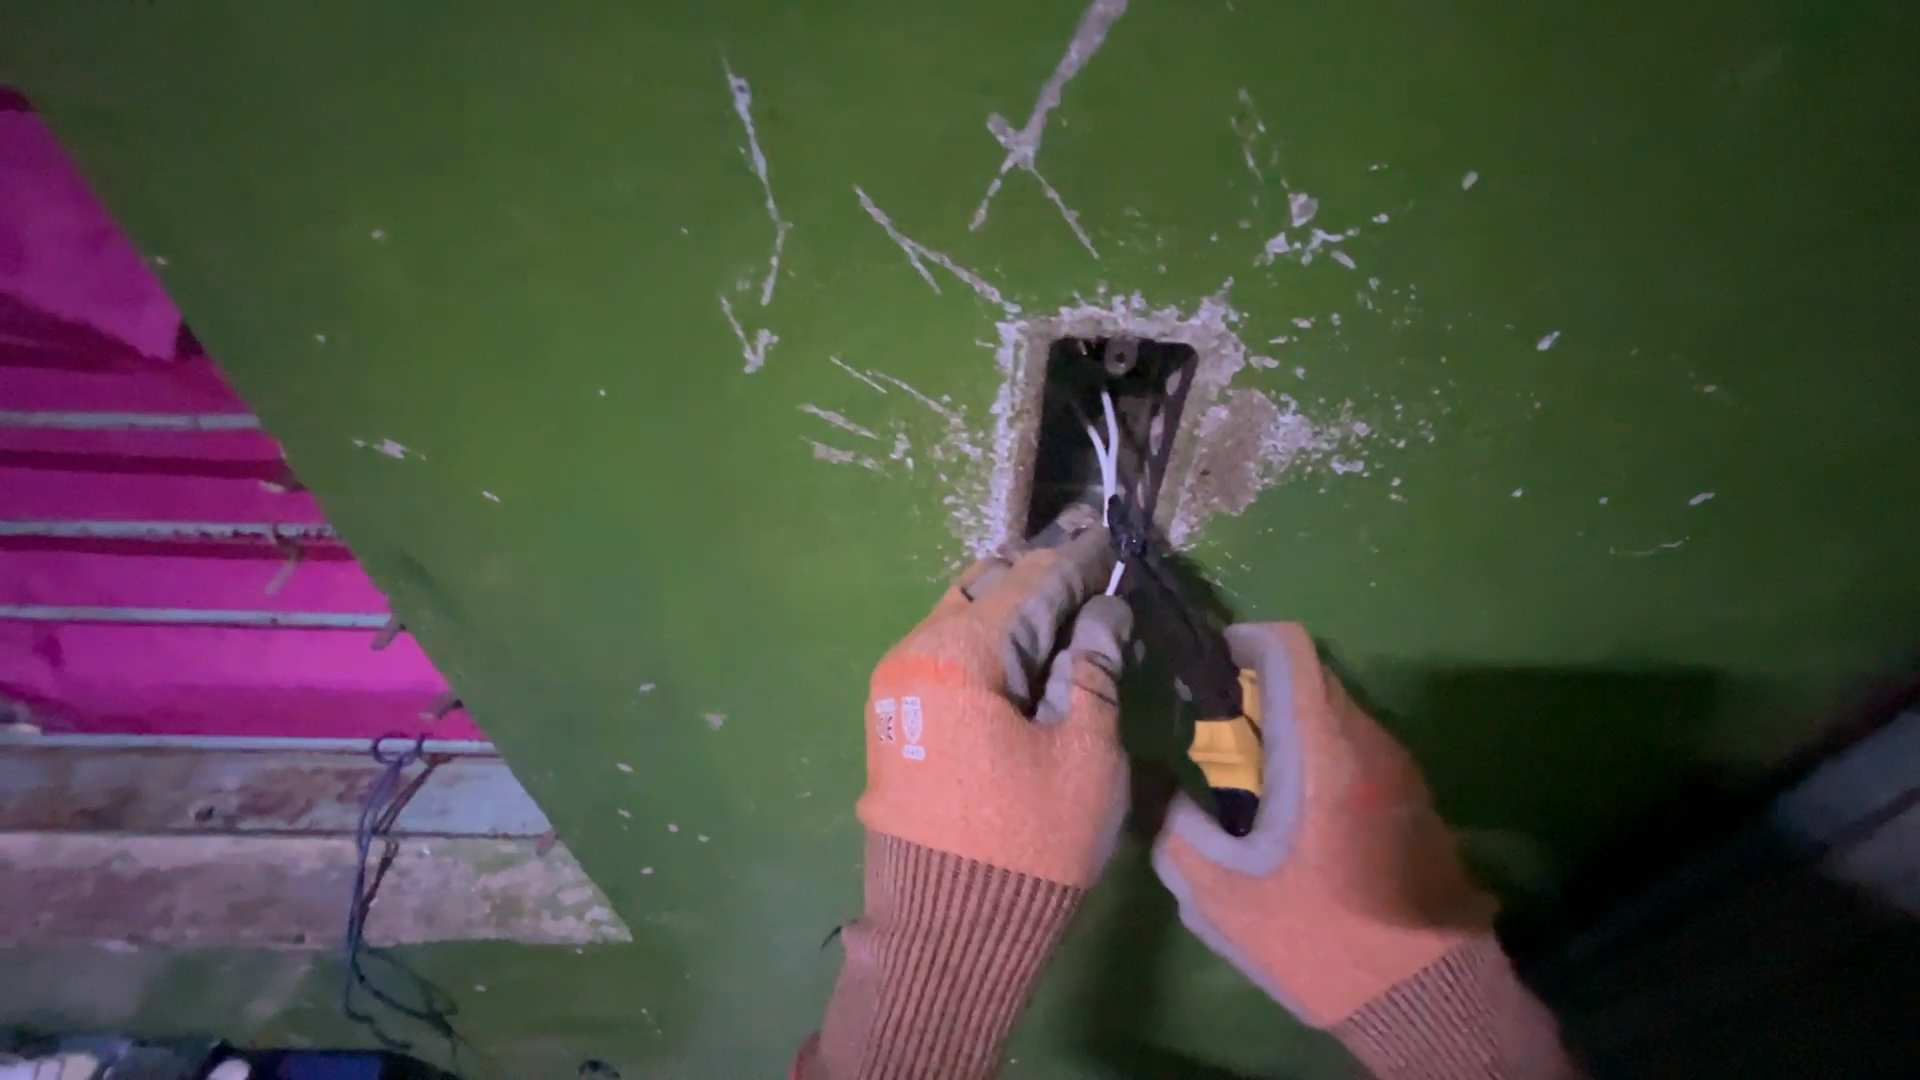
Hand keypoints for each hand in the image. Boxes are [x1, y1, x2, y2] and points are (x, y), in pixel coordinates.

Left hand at [858, 527, 1133, 886]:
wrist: (945, 932)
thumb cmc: (1027, 844)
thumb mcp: (1083, 755)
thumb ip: (1092, 670)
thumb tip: (1103, 612)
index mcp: (957, 656)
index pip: (1028, 587)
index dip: (1075, 561)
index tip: (1105, 534)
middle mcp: (912, 654)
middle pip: (983, 588)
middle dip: (1036, 572)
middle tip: (1084, 556)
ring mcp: (895, 684)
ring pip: (958, 615)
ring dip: (1007, 602)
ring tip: (1058, 592)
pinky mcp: (896, 713)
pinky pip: (944, 651)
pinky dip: (985, 636)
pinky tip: (1020, 639)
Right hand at [1152, 623, 1496, 1026]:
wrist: (1434, 1005)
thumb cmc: (1323, 939)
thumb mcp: (1222, 898)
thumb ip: (1177, 832)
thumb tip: (1172, 795)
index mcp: (1322, 753)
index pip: (1288, 651)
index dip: (1242, 640)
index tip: (1206, 667)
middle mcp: (1369, 744)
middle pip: (1307, 674)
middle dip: (1254, 685)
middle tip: (1214, 728)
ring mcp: (1400, 769)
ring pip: (1332, 707)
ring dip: (1285, 718)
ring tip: (1248, 768)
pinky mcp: (1414, 796)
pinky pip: (1354, 742)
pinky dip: (1314, 746)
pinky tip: (1292, 803)